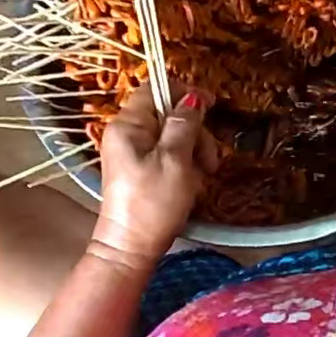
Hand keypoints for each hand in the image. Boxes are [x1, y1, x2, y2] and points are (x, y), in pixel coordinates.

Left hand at [89, 86, 217, 270]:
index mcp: (127, 125)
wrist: (130, 248)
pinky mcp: (139, 171)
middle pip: (167, 114)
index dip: (184, 92)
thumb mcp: (175, 160)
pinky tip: (191, 184)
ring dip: (193, 151)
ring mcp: (131, 153)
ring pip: (171, 136)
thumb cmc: (153, 204)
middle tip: (209, 160)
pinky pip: (166, 156)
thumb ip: (184, 124)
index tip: (210, 106)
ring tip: (203, 176)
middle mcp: (125, 134)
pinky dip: (183, 165)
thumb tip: (193, 98)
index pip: (155, 88)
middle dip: (194, 132)